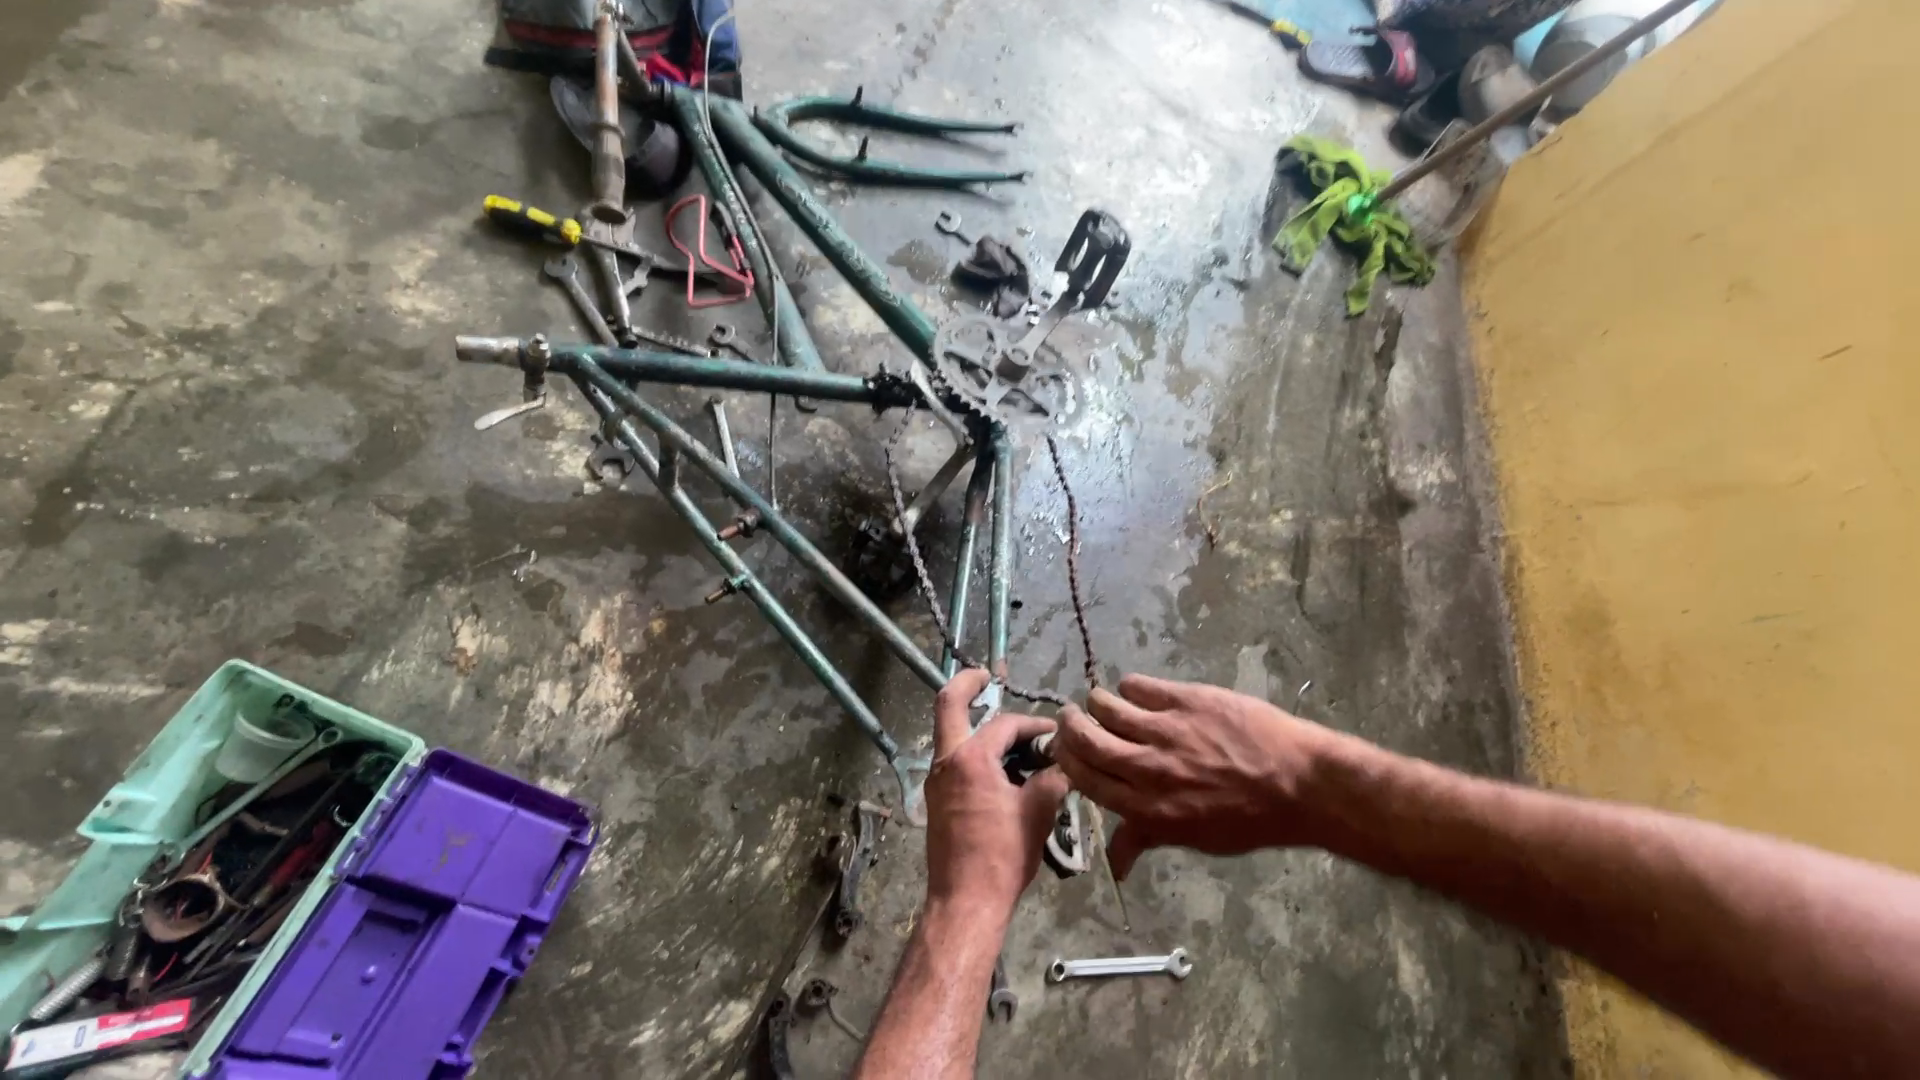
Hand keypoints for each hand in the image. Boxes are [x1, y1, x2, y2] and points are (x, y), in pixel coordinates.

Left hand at [923, 668, 1070, 920]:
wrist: (965, 901)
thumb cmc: (1002, 855)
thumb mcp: (1038, 813)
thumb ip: (1053, 780)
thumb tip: (1065, 764)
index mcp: (970, 759)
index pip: (1004, 724)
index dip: (1034, 724)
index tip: (1056, 735)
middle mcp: (946, 762)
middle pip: (948, 705)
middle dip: (967, 684)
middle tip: (987, 675)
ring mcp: (936, 781)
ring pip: (950, 736)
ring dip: (976, 726)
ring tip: (1011, 736)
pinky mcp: (937, 801)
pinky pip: (953, 762)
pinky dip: (974, 753)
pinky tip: (1001, 770)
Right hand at [1050, 673, 1347, 879]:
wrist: (1300, 783)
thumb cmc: (1250, 819)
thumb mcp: (1195, 838)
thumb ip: (1147, 838)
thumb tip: (1115, 864)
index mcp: (1148, 808)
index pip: (1086, 780)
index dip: (1067, 761)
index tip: (1063, 750)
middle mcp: (1148, 769)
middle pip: (1086, 740)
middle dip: (1070, 726)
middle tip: (1071, 718)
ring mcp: (1165, 730)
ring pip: (1105, 706)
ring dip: (1098, 704)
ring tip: (1103, 702)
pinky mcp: (1185, 699)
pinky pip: (1137, 686)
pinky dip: (1130, 688)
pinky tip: (1140, 693)